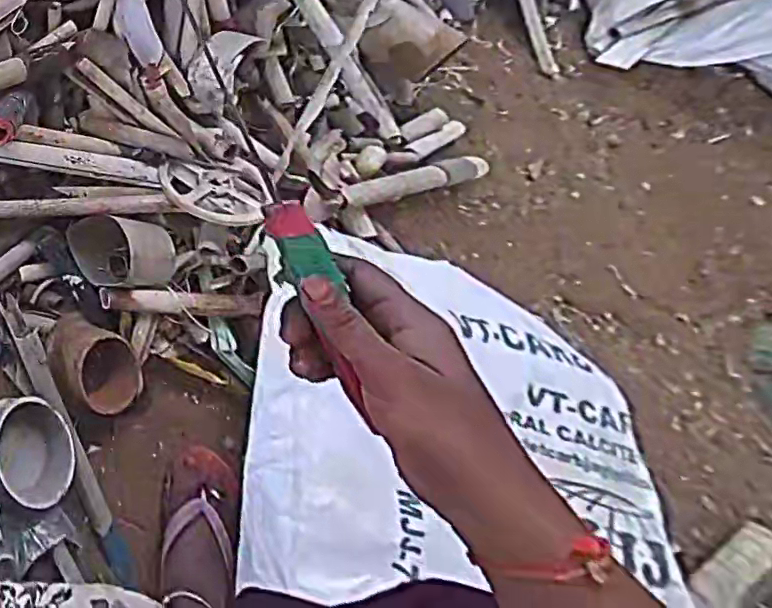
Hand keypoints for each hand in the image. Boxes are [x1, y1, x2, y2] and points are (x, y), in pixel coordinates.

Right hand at [280, 257, 588, 564]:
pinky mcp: (387, 386)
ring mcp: (395, 361)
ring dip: (313, 342)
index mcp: (412, 322)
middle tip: (292, 335)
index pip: (356, 273)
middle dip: (309, 314)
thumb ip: (346, 326)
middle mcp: (402, 334)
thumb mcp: (388, 374)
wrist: (486, 505)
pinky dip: (324, 363)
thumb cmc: (452, 439)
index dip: (319, 265)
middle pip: (341, 302)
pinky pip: (344, 360)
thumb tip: (313, 279)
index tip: (285, 270)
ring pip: (338, 332)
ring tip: (304, 365)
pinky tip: (314, 376)